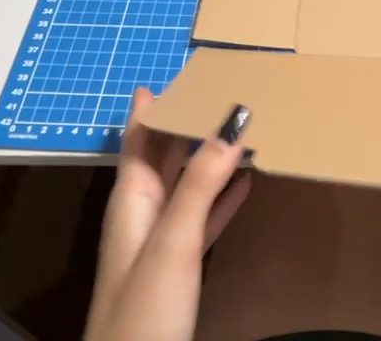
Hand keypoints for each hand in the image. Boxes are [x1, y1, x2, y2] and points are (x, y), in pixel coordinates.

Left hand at [86, 89, 251, 340]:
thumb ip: (201, 182)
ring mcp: (162, 241)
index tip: (185, 71)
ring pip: (188, 183)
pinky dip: (223, 196)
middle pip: (166, 154)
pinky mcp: (181, 267)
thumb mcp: (173, 241)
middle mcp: (144, 212)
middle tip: (226, 87)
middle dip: (190, 121)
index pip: (142, 137)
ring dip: (211, 156)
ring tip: (244, 125)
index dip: (157, 104)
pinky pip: (203, 216)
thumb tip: (232, 118)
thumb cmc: (143, 309)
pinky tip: (247, 182)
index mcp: (132, 198)